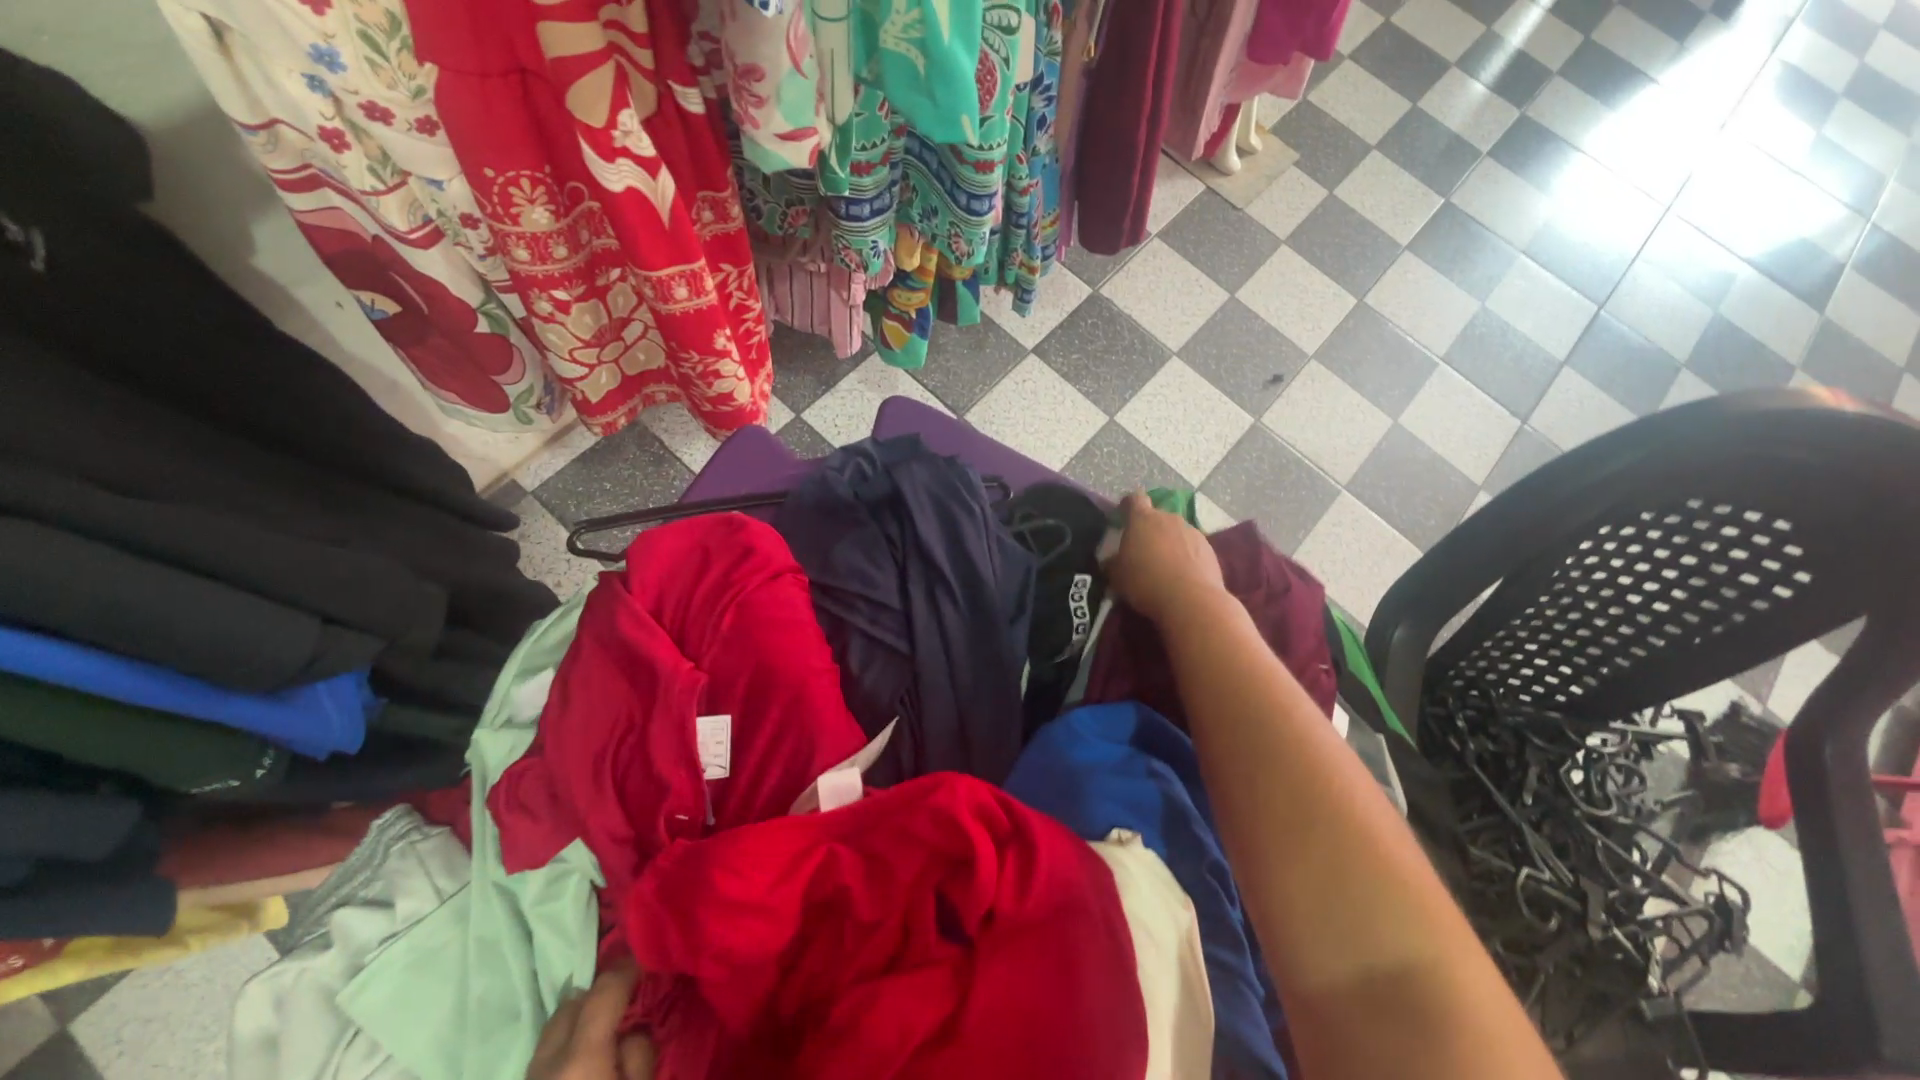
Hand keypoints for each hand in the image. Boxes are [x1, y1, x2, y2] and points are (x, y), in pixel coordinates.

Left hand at [526, 960, 657, 1079]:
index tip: (645, 958)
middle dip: (601, 992)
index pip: (604, 992)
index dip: (626, 968)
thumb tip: (633, 1032)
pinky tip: (587, 1051)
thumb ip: (639, 1055)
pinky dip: (568, 1038)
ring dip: (582, 1014)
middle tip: (629, 997)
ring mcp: (532, 1073)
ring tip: (608, 1023)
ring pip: (556, 1022)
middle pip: (573, 1001)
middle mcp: (549, 1058)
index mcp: (582, 1058)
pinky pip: (548, 1047)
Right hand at [1103, 491, 1224, 623]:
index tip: (1123, 514)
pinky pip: (1192, 547)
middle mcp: (1169, 518)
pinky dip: (1186, 556)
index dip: (1127, 504)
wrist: (1191, 600)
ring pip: (1176, 532)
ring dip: (1169, 543)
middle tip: (1143, 550)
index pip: (1134, 499)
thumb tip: (1111, 561)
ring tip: (1165, 566)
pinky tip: (1183, 575)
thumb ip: (1112, 563)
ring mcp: (1192, 531)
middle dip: (1150, 530)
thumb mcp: (1117, 577)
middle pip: (1157, 517)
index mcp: (1142, 519)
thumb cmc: (1146, 582)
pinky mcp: (1209, 548)